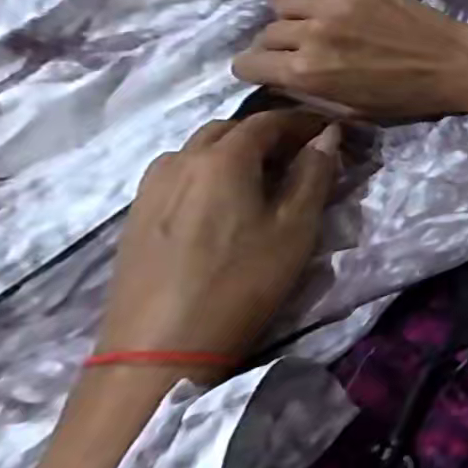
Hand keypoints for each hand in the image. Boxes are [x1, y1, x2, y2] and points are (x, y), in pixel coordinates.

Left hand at [97, 110, 339, 369]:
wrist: (162, 347)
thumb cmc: (243, 279)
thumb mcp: (296, 225)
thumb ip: (314, 173)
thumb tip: (327, 136)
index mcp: (222, 160)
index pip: (267, 121)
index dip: (303, 121)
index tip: (331, 132)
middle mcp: (180, 163)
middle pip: (227, 130)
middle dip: (267, 134)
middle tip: (302, 154)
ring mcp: (150, 190)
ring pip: (197, 151)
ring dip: (233, 152)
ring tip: (263, 176)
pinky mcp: (136, 217)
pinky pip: (177, 175)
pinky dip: (208, 172)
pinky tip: (225, 200)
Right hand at [232, 0, 467, 119]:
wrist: (459, 65)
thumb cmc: (412, 96)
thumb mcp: (353, 110)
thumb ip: (308, 94)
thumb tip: (278, 80)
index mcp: (307, 72)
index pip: (246, 63)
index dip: (258, 69)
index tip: (273, 69)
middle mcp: (313, 34)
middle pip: (267, 33)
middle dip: (278, 45)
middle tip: (303, 49)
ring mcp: (337, 5)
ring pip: (285, 3)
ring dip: (296, 16)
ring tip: (319, 25)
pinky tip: (335, 5)